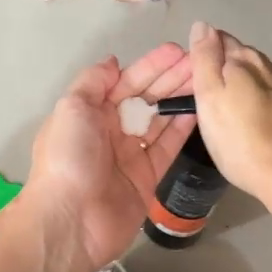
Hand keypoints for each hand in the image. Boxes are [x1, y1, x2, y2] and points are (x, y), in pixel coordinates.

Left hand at [20, 43, 196, 269]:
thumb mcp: (72, 108)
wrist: (70, 221)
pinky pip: (166, 147)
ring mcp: (130, 154)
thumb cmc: (69, 157)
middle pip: (146, 97)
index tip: (176, 50)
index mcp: (91, 111)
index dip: (151, 65)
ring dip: (179, 99)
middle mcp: (111, 128)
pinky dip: (181, 129)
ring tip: (203, 80)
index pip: (126, 81)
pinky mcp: (147, 178)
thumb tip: (114, 62)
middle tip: (197, 62)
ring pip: (159, 119)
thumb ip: (94, 81)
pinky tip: (198, 111)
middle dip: (170, 78)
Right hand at [188, 21, 271, 200]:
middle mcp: (269, 66)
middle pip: (241, 57)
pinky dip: (266, 104)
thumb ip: (205, 58)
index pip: (219, 38)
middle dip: (226, 69)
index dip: (205, 54)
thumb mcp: (209, 97)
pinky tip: (260, 124)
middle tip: (211, 98)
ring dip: (247, 86)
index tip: (196, 78)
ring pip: (261, 77)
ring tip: (234, 112)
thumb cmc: (241, 140)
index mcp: (244, 58)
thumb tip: (202, 24)